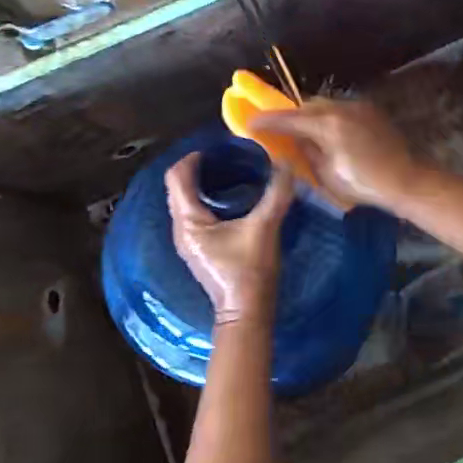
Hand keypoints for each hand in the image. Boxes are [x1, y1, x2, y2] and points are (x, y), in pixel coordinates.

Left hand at [165, 153, 295, 323]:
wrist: (246, 313)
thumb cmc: (249, 271)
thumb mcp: (264, 229)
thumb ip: (275, 195)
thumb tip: (286, 165)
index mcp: (189, 221)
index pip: (176, 177)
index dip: (192, 157)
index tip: (216, 149)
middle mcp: (181, 229)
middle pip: (178, 188)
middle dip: (198, 169)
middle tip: (227, 158)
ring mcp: (188, 241)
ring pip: (186, 202)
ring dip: (202, 185)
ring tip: (230, 174)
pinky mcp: (199, 249)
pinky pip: (195, 214)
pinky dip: (207, 201)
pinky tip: (231, 201)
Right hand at [248, 98, 423, 210]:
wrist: (407, 180)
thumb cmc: (365, 184)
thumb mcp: (327, 175)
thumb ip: (307, 154)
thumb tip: (293, 143)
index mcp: (328, 125)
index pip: (289, 117)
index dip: (267, 120)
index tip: (249, 122)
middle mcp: (341, 108)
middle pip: (306, 105)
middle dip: (288, 114)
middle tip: (273, 124)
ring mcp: (357, 107)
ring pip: (324, 104)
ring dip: (308, 114)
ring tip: (298, 128)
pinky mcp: (369, 111)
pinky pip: (339, 108)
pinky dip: (326, 116)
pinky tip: (324, 130)